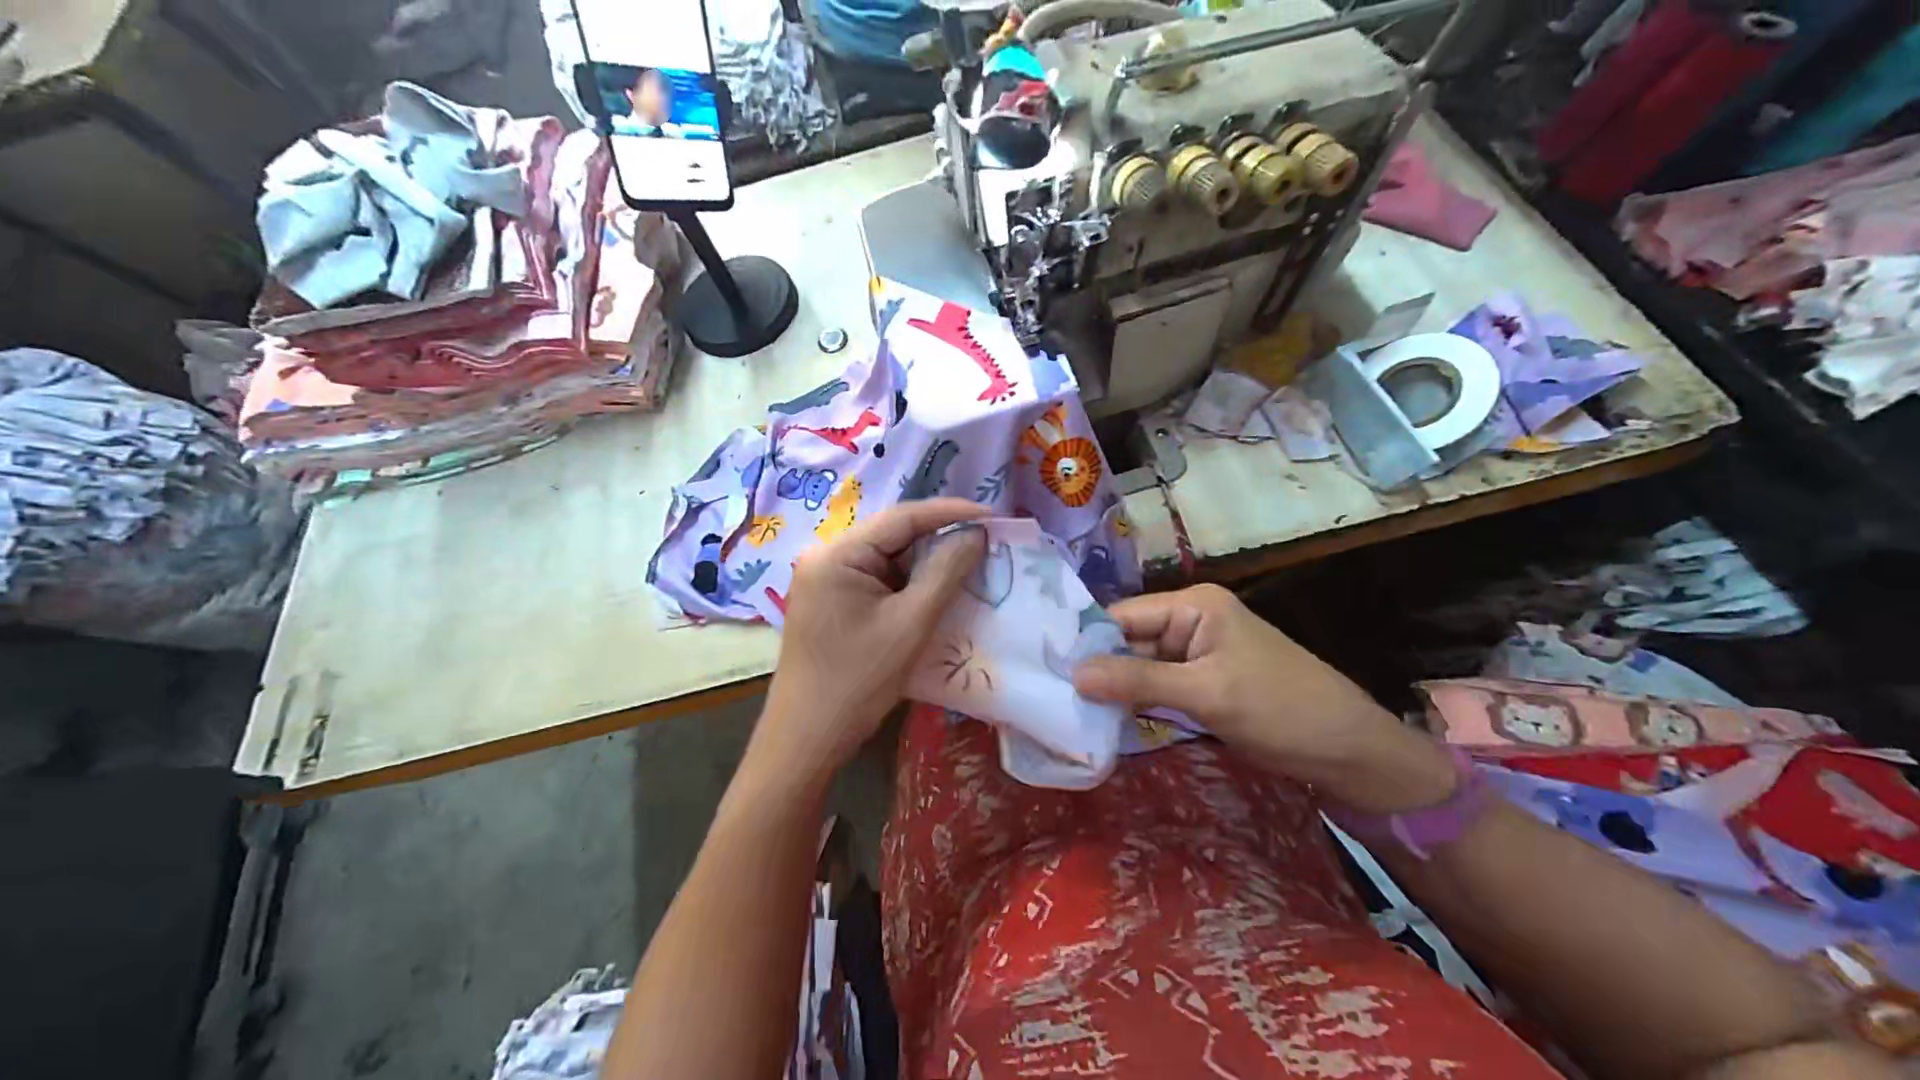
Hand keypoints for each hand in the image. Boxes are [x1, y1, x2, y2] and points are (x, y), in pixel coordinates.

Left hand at [749, 500, 988, 793]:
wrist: (807, 737)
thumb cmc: (858, 681)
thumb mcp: (910, 623)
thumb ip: (945, 572)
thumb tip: (976, 534)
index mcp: (837, 554)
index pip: (902, 518)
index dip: (951, 512)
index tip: (993, 516)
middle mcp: (825, 556)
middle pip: (892, 535)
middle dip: (940, 538)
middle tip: (986, 541)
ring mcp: (824, 579)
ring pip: (887, 558)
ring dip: (926, 563)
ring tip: (970, 563)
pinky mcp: (829, 601)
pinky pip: (876, 579)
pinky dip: (908, 583)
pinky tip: (937, 590)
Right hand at [1073, 585, 1455, 811]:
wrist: (1350, 753)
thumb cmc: (1282, 709)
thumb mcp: (1207, 693)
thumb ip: (1138, 681)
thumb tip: (1073, 674)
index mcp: (1194, 606)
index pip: (1123, 616)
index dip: (1086, 640)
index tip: (1045, 666)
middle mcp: (1190, 622)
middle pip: (1127, 642)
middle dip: (1096, 669)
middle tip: (1050, 696)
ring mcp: (1196, 655)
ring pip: (1138, 668)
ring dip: (1113, 690)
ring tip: (1066, 710)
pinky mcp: (1202, 685)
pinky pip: (1156, 689)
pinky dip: (1135, 704)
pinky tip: (1103, 720)